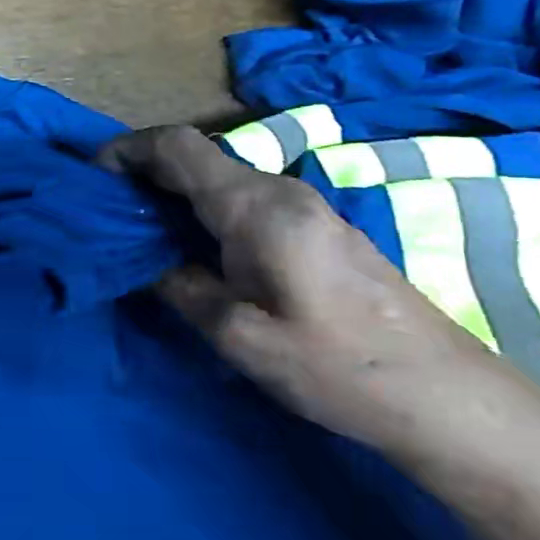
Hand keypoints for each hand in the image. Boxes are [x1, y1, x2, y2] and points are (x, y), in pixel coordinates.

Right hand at [101, 125, 539, 463]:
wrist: (446, 395)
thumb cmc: (336, 365)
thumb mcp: (239, 335)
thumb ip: (179, 286)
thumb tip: (143, 262)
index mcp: (254, 206)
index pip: (176, 145)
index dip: (127, 148)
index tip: (93, 176)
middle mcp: (278, 189)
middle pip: (196, 157)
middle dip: (144, 173)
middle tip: (109, 212)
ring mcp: (303, 204)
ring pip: (219, 178)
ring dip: (174, 193)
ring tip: (143, 233)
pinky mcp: (317, 225)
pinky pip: (244, 198)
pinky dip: (204, 208)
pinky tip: (197, 248)